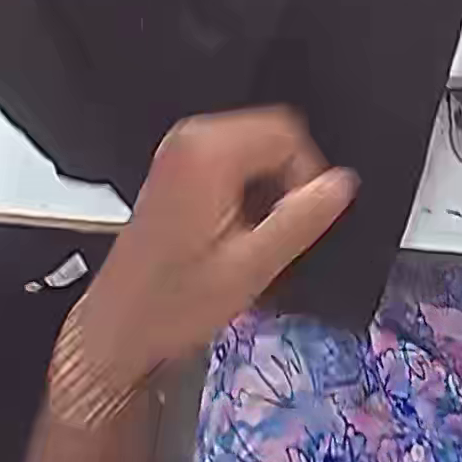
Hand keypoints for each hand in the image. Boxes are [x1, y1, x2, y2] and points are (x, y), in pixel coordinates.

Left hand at [48, 109, 358, 427]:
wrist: (117, 331)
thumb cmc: (176, 303)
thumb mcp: (251, 267)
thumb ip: (303, 218)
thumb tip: (344, 183)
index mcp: (208, 153)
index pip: (288, 133)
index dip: (308, 172)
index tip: (303, 216)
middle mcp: (192, 137)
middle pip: (275, 131)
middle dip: (292, 175)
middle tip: (284, 224)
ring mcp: (183, 147)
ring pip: (261, 141)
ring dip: (274, 180)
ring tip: (261, 228)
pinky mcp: (182, 160)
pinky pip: (240, 152)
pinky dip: (254, 180)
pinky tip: (244, 220)